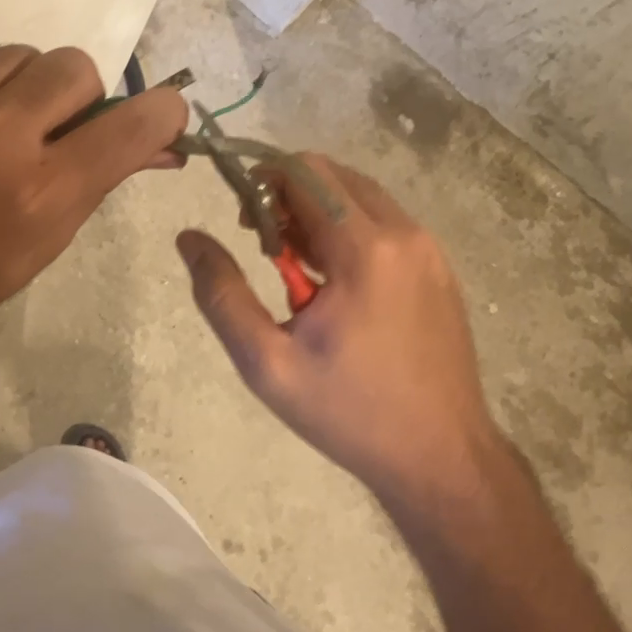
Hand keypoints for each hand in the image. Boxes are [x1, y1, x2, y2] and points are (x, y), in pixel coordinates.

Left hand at [0, 34, 187, 360]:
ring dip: (24, 83)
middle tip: (53, 129)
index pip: (133, 124)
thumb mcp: (48, 239)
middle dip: (78, 97)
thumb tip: (161, 139)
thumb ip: (103, 177)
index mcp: (42, 193)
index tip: (157, 116)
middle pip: (75, 66)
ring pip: (20, 52)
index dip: (161, 114)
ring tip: (0, 119)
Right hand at [175, 154, 500, 495]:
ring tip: (295, 268)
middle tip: (265, 248)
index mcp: (364, 250)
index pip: (304, 172)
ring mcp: (428, 250)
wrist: (442, 459)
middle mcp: (404, 233)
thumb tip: (188, 238)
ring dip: (318, 212)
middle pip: (332, 175)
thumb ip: (222, 294)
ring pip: (359, 195)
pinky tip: (333, 284)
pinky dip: (348, 230)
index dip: (262, 183)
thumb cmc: (349, 412)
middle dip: (287, 195)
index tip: (245, 227)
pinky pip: (383, 222)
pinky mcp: (439, 268)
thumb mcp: (267, 362)